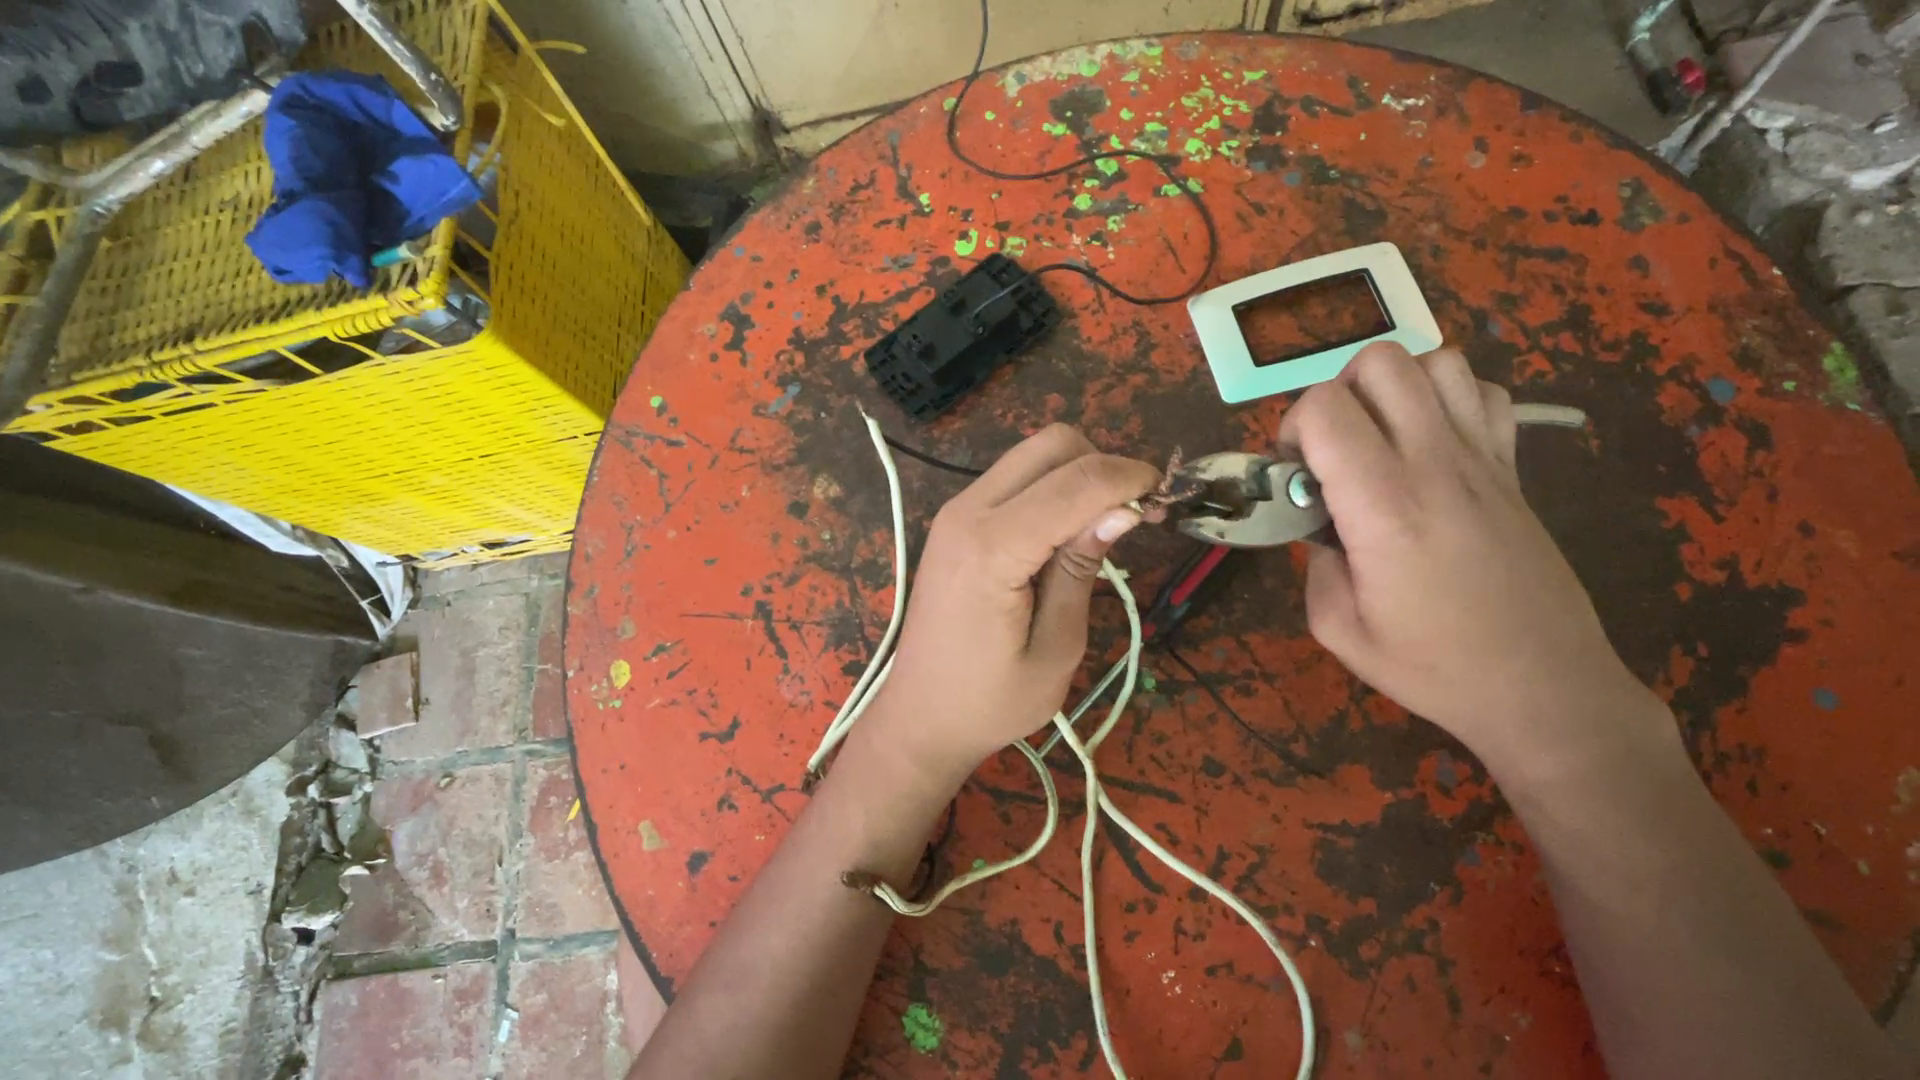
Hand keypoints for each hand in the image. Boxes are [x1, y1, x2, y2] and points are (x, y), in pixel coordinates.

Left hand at [861, 425, 1161, 778]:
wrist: (920, 715)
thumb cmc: (991, 701)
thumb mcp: (1055, 649)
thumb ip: (1082, 569)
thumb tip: (1123, 508)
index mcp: (992, 549)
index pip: (1076, 482)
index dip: (1130, 479)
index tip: (1165, 502)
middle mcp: (968, 513)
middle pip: (1052, 445)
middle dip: (1104, 467)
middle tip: (1134, 514)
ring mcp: (956, 511)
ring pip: (1032, 454)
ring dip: (1078, 474)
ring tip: (1105, 525)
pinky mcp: (955, 520)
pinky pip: (1014, 478)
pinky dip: (1051, 487)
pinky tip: (1067, 531)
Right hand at [1280, 343, 1671, 781]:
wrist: (1543, 686)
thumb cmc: (1434, 666)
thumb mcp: (1337, 629)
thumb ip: (1314, 563)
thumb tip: (1320, 525)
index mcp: (1383, 505)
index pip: (1325, 408)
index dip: (1293, 430)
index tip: (1297, 477)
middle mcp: (1435, 464)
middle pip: (1379, 362)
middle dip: (1338, 395)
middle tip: (1334, 451)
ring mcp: (1483, 459)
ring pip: (1437, 362)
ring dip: (1395, 389)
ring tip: (1382, 440)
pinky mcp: (1513, 469)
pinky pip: (1485, 395)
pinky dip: (1451, 401)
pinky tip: (1433, 446)